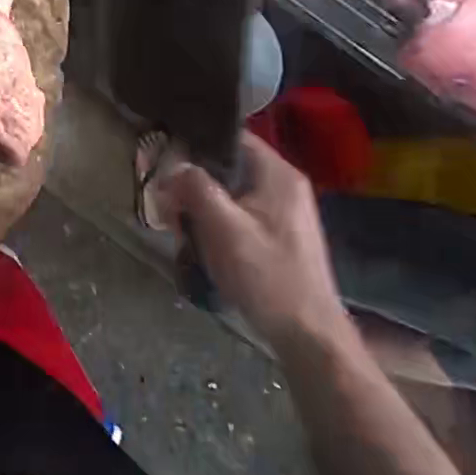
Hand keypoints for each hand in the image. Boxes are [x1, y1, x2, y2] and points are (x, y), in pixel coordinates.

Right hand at [153, 132, 349, 346]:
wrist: (309, 336)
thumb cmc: (267, 276)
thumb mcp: (224, 228)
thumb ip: (195, 188)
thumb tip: (172, 165)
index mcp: (277, 173)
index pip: (230, 138)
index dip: (195, 146)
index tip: (166, 164)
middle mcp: (284, 185)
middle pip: (228, 168)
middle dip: (195, 186)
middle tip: (171, 209)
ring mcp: (285, 212)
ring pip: (231, 195)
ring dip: (204, 210)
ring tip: (184, 233)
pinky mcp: (280, 236)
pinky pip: (241, 216)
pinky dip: (219, 226)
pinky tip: (205, 248)